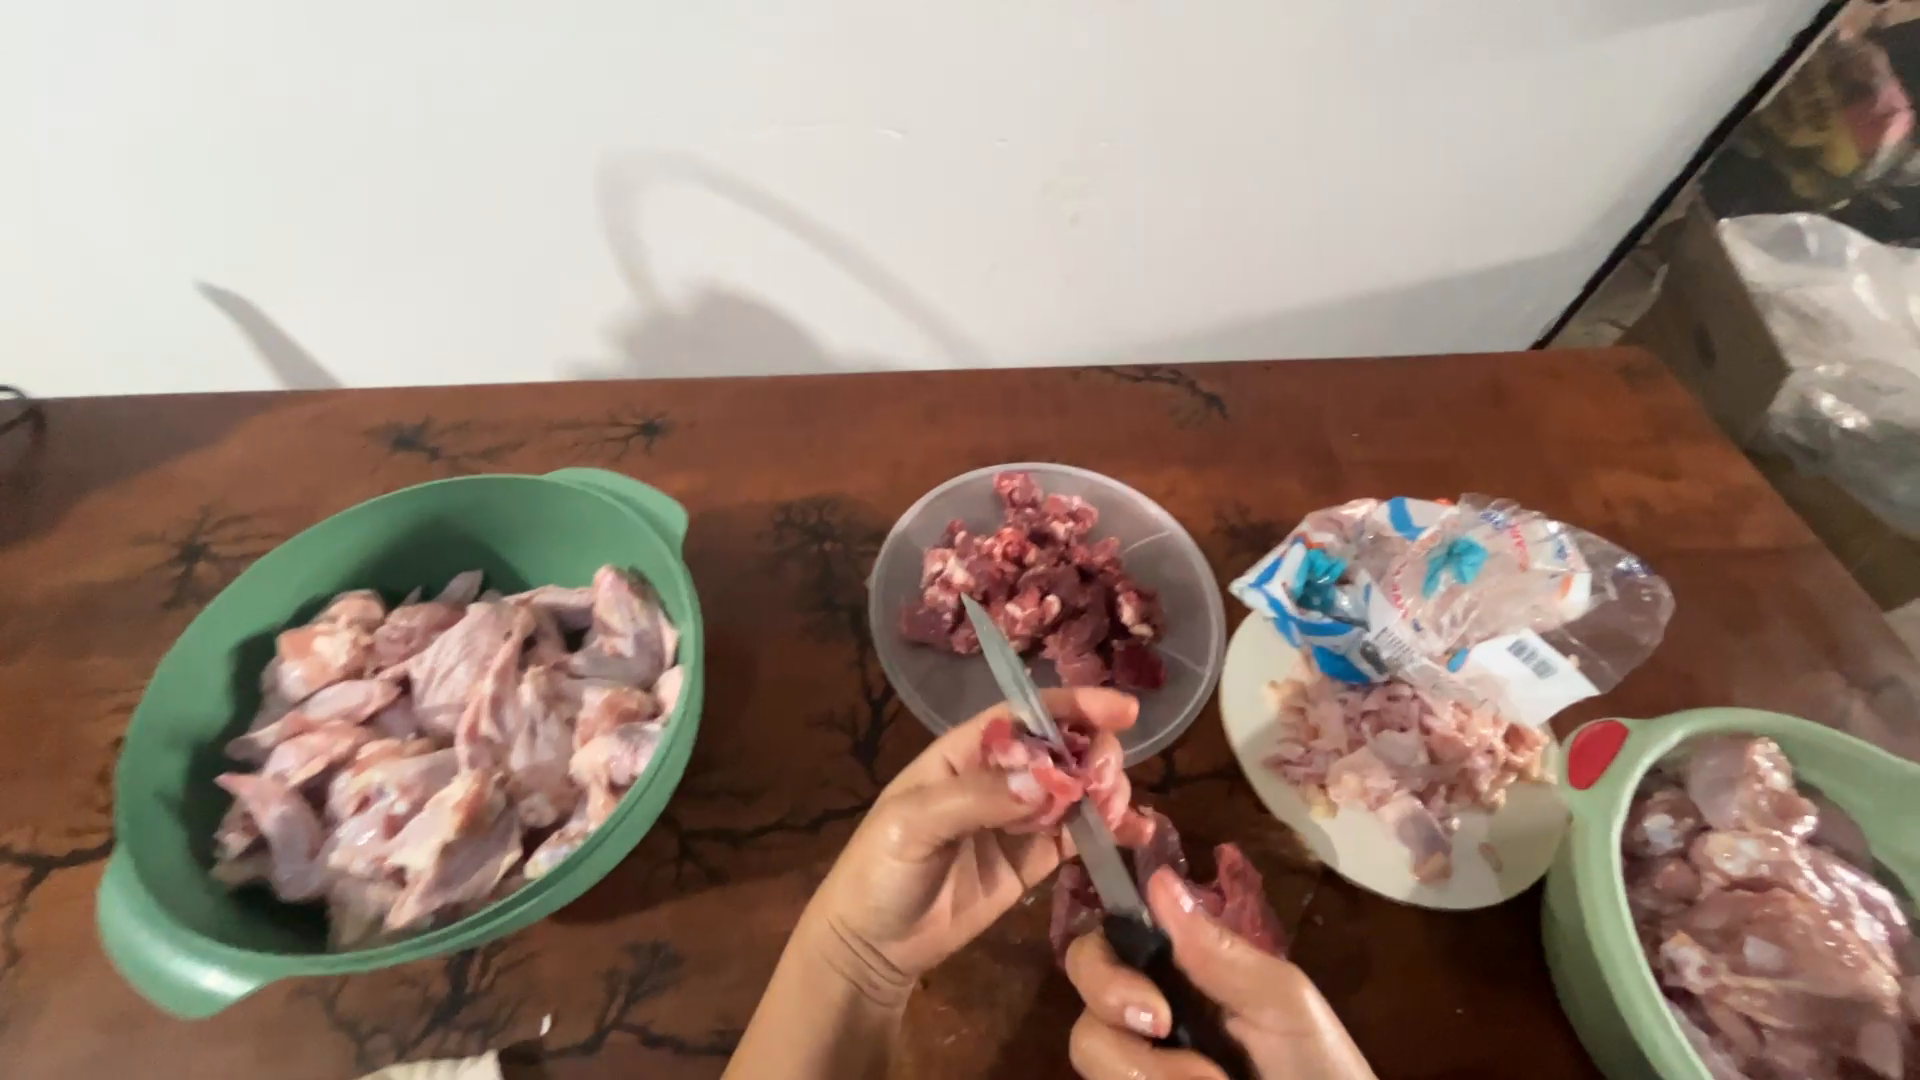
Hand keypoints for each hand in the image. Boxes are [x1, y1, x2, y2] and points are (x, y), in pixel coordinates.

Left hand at [799, 687, 1137, 1007]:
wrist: (872, 946)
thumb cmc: (880, 869)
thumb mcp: (913, 824)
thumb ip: (977, 797)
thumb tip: (1047, 780)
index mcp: (965, 752)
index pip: (1024, 715)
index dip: (1072, 705)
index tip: (1122, 709)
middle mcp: (998, 776)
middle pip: (1059, 747)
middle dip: (1092, 753)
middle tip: (1105, 780)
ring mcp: (1019, 818)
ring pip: (1076, 788)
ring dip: (1105, 789)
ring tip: (1115, 810)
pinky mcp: (1033, 860)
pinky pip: (1079, 836)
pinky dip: (1112, 830)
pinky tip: (1137, 833)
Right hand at [1064, 869, 1376, 1079]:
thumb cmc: (1322, 1069)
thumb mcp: (1283, 1004)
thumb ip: (1219, 950)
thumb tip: (1158, 878)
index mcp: (1177, 972)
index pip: (1110, 939)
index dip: (1103, 953)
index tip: (1145, 992)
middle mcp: (1146, 1012)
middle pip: (1083, 981)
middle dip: (1109, 996)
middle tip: (1163, 1025)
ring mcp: (1138, 1063)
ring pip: (1087, 1044)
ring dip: (1142, 1069)